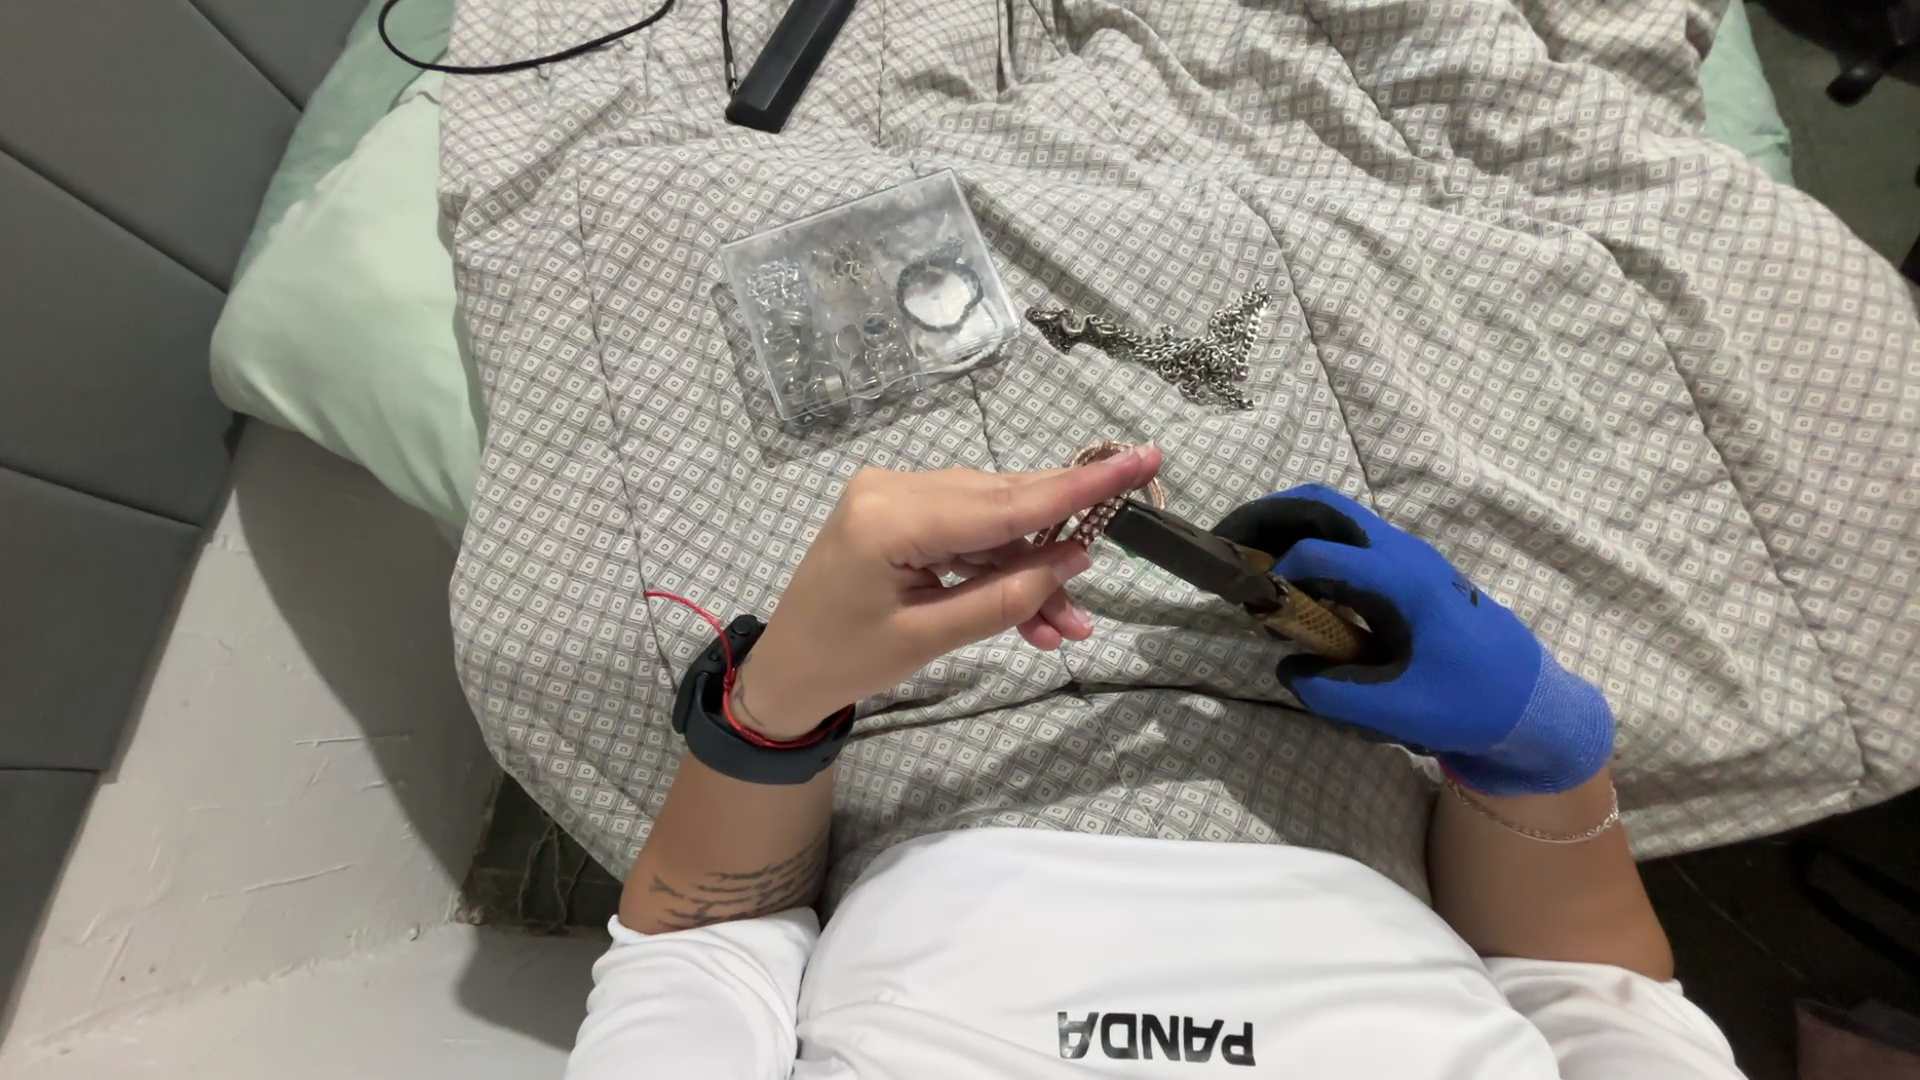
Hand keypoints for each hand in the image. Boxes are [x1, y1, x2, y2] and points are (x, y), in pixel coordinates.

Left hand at [731, 446, 1163, 738]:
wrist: (785, 672)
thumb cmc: (845, 661)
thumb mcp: (930, 639)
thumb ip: (1005, 596)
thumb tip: (1075, 557)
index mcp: (891, 516)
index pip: (1005, 502)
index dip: (1079, 487)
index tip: (1139, 460)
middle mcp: (894, 488)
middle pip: (1002, 504)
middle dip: (1059, 545)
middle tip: (1108, 565)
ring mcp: (895, 496)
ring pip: (991, 523)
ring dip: (1031, 572)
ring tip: (1066, 625)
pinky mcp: (899, 512)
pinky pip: (966, 534)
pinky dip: (999, 570)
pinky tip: (1032, 612)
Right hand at [1211, 484, 1613, 794]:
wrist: (1535, 705)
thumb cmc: (1472, 705)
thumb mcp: (1400, 710)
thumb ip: (1332, 693)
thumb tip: (1287, 668)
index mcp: (1403, 580)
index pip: (1319, 554)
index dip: (1275, 575)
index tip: (1256, 608)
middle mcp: (1402, 553)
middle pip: (1321, 504)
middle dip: (1266, 516)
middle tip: (1227, 541)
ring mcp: (1406, 554)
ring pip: (1332, 513)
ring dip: (1283, 525)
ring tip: (1248, 555)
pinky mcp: (1406, 567)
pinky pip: (1345, 535)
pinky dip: (1305, 540)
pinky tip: (1290, 578)